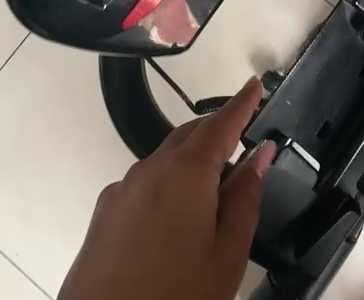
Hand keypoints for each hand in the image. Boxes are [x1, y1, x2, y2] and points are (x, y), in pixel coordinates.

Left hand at [59, 76, 276, 299]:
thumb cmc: (177, 298)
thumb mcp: (227, 254)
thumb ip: (247, 196)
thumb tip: (260, 153)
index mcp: (186, 173)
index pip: (222, 123)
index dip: (243, 103)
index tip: (256, 84)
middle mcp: (150, 170)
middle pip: (191, 135)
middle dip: (219, 132)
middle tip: (245, 147)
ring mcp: (122, 192)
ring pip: (166, 159)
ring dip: (193, 162)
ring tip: (215, 197)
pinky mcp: (103, 216)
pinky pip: (144, 184)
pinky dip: (168, 185)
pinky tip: (177, 222)